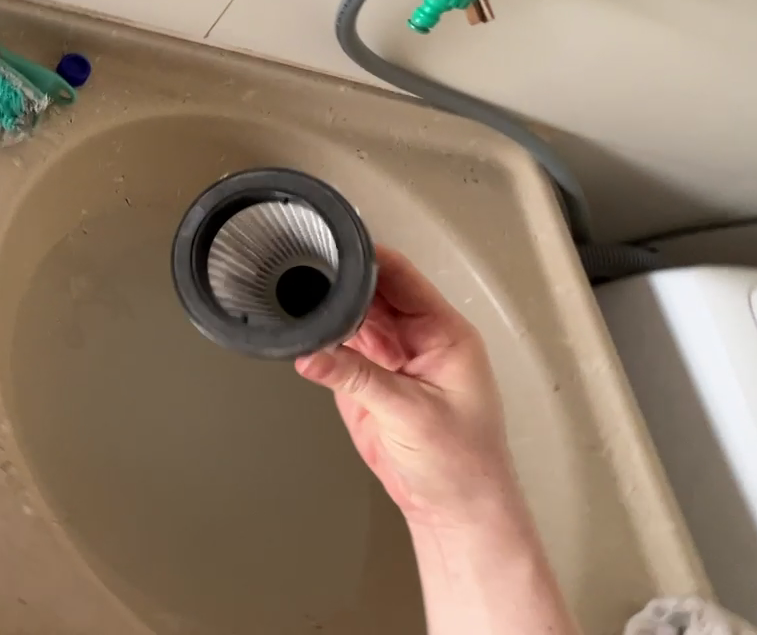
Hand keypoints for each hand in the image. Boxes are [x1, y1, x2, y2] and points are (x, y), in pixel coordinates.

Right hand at [294, 246, 518, 530]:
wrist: (451, 511)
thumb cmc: (462, 465)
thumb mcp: (410, 414)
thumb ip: (356, 377)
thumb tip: (311, 354)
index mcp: (443, 332)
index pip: (400, 276)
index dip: (366, 257)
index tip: (331, 246)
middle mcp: (415, 336)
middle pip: (369, 290)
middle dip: (337, 281)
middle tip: (299, 272)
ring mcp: (387, 354)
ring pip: (349, 313)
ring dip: (324, 309)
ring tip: (294, 303)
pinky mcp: (364, 374)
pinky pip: (335, 343)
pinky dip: (317, 337)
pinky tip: (300, 334)